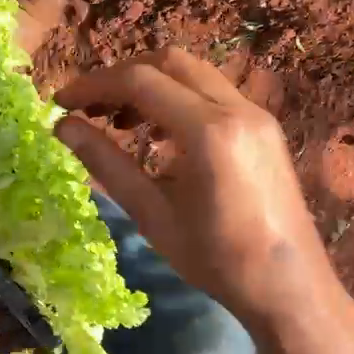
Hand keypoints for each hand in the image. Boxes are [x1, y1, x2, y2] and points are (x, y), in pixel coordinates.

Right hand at [52, 47, 334, 329]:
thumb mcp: (151, 213)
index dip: (92, 85)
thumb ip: (106, 161)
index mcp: (208, 131)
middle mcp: (236, 109)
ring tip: (116, 118)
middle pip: (166, 62)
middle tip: (88, 105)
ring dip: (148, 82)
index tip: (61, 103)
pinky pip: (210, 90)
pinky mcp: (262, 126)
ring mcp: (255, 114)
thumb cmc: (217, 258)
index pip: (138, 81)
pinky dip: (175, 95)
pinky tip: (156, 132)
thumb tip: (62, 126)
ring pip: (190, 71)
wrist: (292, 291)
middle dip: (120, 75)